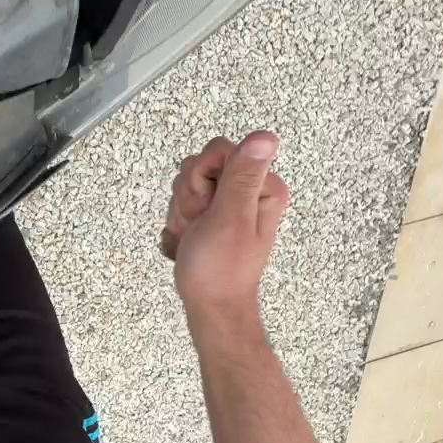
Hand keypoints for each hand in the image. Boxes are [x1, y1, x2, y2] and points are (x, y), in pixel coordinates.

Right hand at [161, 132, 289, 332]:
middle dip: (188, 197)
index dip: (201, 175)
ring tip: (193, 237)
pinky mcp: (208, 220)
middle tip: (200, 225)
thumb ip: (242, 176)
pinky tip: (187, 243)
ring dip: (180, 213)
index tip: (207, 206)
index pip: (219, 149)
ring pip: (184, 187)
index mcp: (261, 186)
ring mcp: (225, 206)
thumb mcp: (230, 218)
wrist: (209, 307)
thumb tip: (265, 136)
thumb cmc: (219, 269)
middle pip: (198, 166)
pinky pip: (179, 207)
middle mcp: (247, 191)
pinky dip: (177, 226)